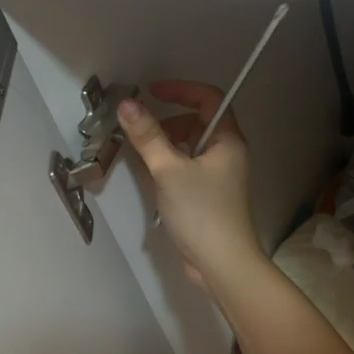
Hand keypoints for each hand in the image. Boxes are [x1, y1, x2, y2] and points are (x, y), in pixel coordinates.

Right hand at [117, 79, 263, 287]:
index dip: (181, 89)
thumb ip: (147, 137)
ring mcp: (218, 178)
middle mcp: (226, 154)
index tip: (152, 92)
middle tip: (141, 129)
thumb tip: (126, 104)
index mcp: (227, 140)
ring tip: (141, 154)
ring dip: (165, 145)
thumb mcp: (169, 170)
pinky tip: (149, 178)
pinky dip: (167, 167)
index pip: (209, 98)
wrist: (221, 263)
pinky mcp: (207, 198)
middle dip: (168, 121)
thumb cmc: (202, 212)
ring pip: (189, 148)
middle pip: (197, 123)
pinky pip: (185, 170)